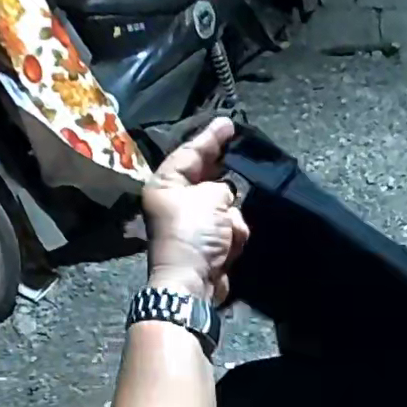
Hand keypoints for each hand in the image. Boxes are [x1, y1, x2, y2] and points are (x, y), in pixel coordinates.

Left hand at [141, 117, 248, 302]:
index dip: (210, 138)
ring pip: (226, 207)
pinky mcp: (208, 246)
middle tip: (241, 149)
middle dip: (224, 175)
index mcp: (165, 186)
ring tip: (226, 232)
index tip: (229, 123)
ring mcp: (193, 226)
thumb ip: (222, 186)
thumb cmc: (193, 234)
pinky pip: (230, 230)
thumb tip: (225, 197)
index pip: (189, 153)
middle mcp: (176, 203)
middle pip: (207, 179)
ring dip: (231, 219)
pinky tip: (229, 248)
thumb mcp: (210, 197)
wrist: (193, 283)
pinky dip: (233, 237)